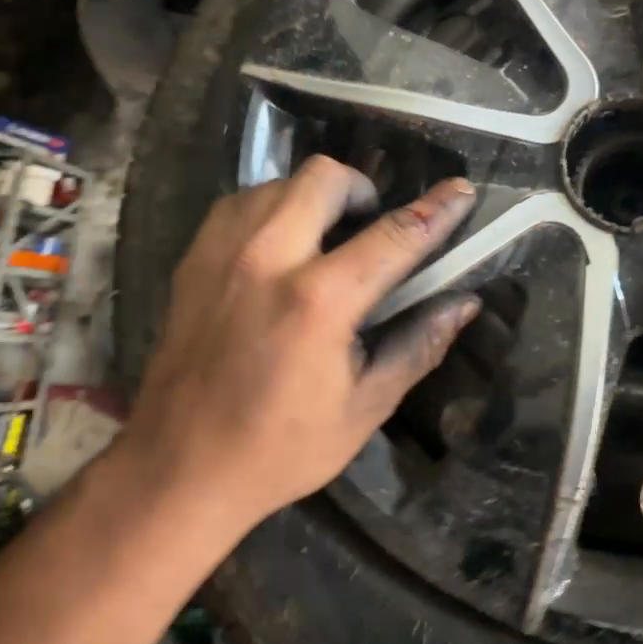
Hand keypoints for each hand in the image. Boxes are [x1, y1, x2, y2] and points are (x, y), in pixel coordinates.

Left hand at [122, 156, 480, 526]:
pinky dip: (271, 210)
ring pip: (280, 181)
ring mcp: (222, 252)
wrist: (179, 466)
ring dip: (314, 198)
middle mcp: (267, 258)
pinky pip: (242, 202)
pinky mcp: (194, 257)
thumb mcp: (364, 408)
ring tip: (324, 240)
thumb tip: (464, 302)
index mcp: (318, 301)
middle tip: (371, 227)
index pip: (394, 235)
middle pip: (325, 177)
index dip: (436, 209)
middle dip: (362, 191)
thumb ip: (418, 346)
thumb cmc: (280, 447)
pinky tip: (279, 249)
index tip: (462, 189)